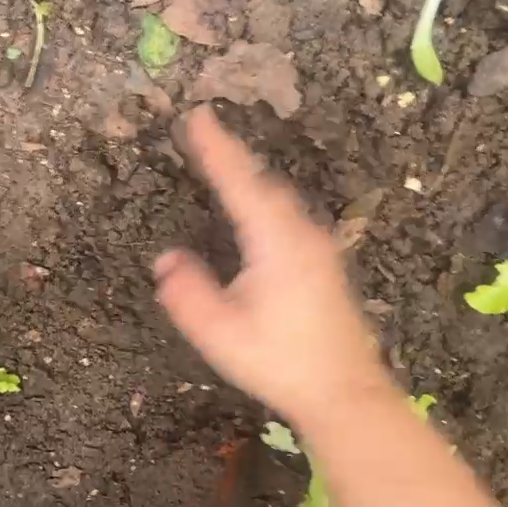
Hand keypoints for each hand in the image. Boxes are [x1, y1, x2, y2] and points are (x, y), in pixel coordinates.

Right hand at [154, 107, 393, 421]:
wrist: (342, 390)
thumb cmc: (278, 361)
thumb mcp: (219, 332)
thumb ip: (188, 293)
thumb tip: (165, 259)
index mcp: (275, 243)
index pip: (240, 184)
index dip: (216, 149)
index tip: (197, 115)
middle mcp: (301, 235)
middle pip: (263, 185)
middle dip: (232, 158)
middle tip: (203, 136)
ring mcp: (318, 248)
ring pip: (278, 200)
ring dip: (249, 180)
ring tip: (222, 165)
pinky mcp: (323, 264)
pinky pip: (287, 216)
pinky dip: (263, 202)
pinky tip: (255, 213)